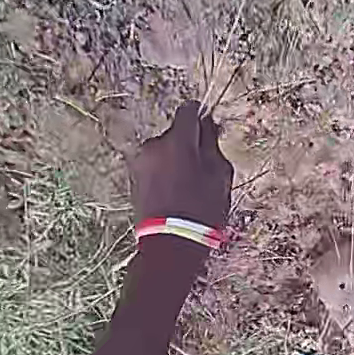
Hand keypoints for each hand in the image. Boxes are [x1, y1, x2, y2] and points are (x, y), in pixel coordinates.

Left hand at [130, 101, 233, 227]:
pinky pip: (154, 166)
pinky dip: (164, 172)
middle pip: (175, 133)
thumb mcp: (219, 175)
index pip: (187, 111)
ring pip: (163, 150)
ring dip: (175, 158)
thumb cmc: (202, 209)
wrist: (170, 243)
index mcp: (177, 141)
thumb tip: (207, 123)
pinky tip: (175, 191)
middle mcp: (153, 145)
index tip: (207, 125)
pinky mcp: (134, 178)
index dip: (200, 115)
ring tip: (188, 184)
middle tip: (203, 165)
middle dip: (188, 143)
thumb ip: (212, 143)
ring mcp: (140, 162)